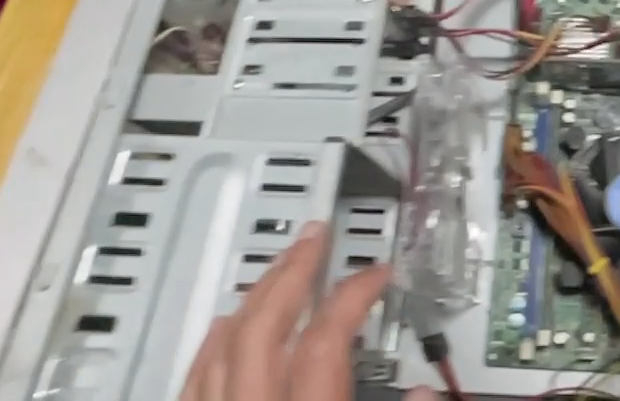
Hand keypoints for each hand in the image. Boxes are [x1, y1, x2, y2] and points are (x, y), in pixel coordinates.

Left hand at [183, 221, 435, 400]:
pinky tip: (226, 324)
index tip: (377, 272)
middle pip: (263, 328)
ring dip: (254, 297)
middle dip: (291, 271)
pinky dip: (213, 343)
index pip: (326, 339)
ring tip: (279, 265)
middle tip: (316, 234)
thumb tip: (424, 390)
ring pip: (221, 348)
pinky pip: (194, 380)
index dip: (355, 292)